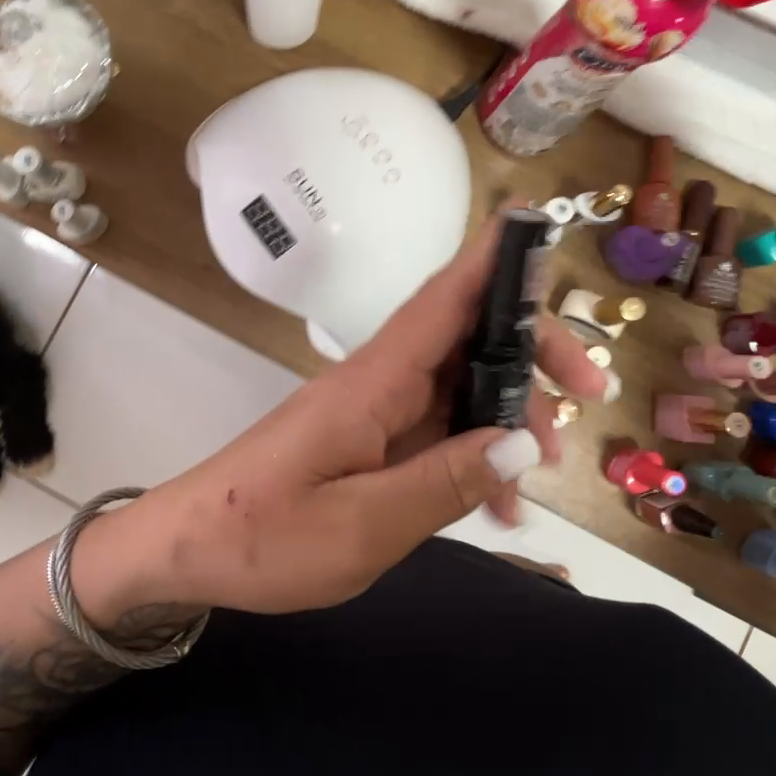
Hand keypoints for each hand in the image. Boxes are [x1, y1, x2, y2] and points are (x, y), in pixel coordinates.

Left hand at [86, 210, 606, 618]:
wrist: (187, 549)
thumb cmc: (263, 537)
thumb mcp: (362, 527)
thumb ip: (444, 483)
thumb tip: (521, 440)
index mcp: (370, 384)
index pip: (441, 302)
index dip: (490, 260)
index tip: (537, 226)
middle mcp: (375, 382)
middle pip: (464, 338)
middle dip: (532, 355)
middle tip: (588, 397)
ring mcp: (370, 410)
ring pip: (457, 386)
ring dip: (509, 414)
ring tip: (544, 471)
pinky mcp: (365, 438)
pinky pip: (435, 429)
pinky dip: (473, 452)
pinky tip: (496, 501)